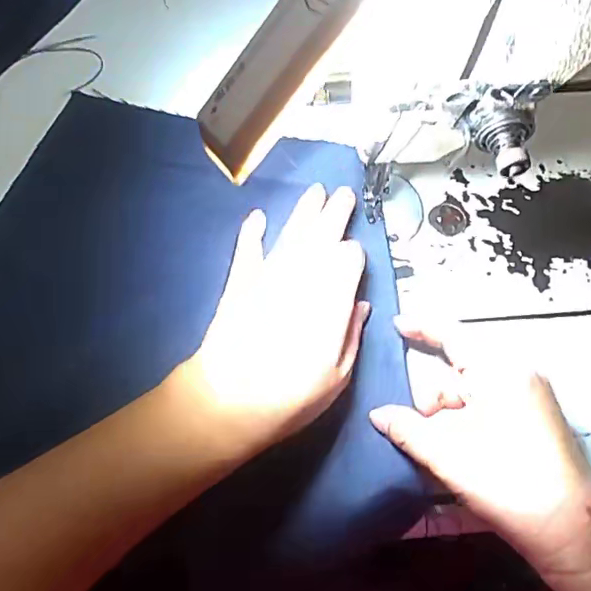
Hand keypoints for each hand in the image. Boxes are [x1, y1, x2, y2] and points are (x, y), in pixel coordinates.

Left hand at [171, 184, 370, 459]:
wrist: (230, 398)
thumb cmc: (293, 395)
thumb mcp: (337, 375)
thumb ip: (352, 334)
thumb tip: (361, 306)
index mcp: (333, 297)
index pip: (348, 258)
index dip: (353, 254)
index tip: (355, 258)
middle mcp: (302, 277)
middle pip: (322, 236)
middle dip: (335, 213)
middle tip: (344, 193)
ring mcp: (268, 277)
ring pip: (290, 236)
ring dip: (303, 213)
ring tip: (315, 192)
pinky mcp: (239, 283)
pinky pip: (248, 251)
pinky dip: (252, 234)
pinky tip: (258, 217)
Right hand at [368, 317, 590, 584]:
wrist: (569, 532)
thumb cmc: (507, 483)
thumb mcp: (445, 454)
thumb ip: (405, 428)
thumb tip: (379, 414)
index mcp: (500, 370)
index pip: (453, 335)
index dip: (421, 328)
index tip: (396, 325)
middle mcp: (519, 376)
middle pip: (458, 374)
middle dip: (433, 402)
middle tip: (424, 437)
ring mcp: (531, 399)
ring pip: (471, 397)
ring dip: (449, 421)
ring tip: (442, 459)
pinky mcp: (536, 423)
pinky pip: (489, 411)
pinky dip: (467, 427)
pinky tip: (459, 460)